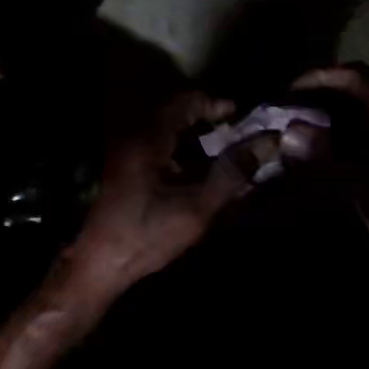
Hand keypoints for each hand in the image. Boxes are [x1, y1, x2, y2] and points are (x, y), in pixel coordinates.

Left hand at [67, 92, 277, 294]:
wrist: (99, 265)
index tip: (240, 116)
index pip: (186, 102)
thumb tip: (268, 140)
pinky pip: (158, 151)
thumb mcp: (197, 206)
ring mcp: (126, 155)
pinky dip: (181, 155)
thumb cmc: (147, 234)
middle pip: (177, 116)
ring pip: (168, 134)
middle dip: (208, 122)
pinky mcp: (124, 173)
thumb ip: (233, 172)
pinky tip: (197, 176)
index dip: (216, 105)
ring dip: (196, 139)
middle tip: (236, 136)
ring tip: (223, 156)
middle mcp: (135, 138)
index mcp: (150, 138)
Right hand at [292, 63, 368, 255]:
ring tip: (301, 121)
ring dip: (332, 106)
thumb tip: (288, 132)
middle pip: (358, 84)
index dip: (320, 78)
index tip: (289, 92)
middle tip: (290, 107)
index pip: (355, 76)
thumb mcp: (366, 180)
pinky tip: (326, 137)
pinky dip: (345, 121)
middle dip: (322, 92)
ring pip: (363, 101)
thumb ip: (328, 152)